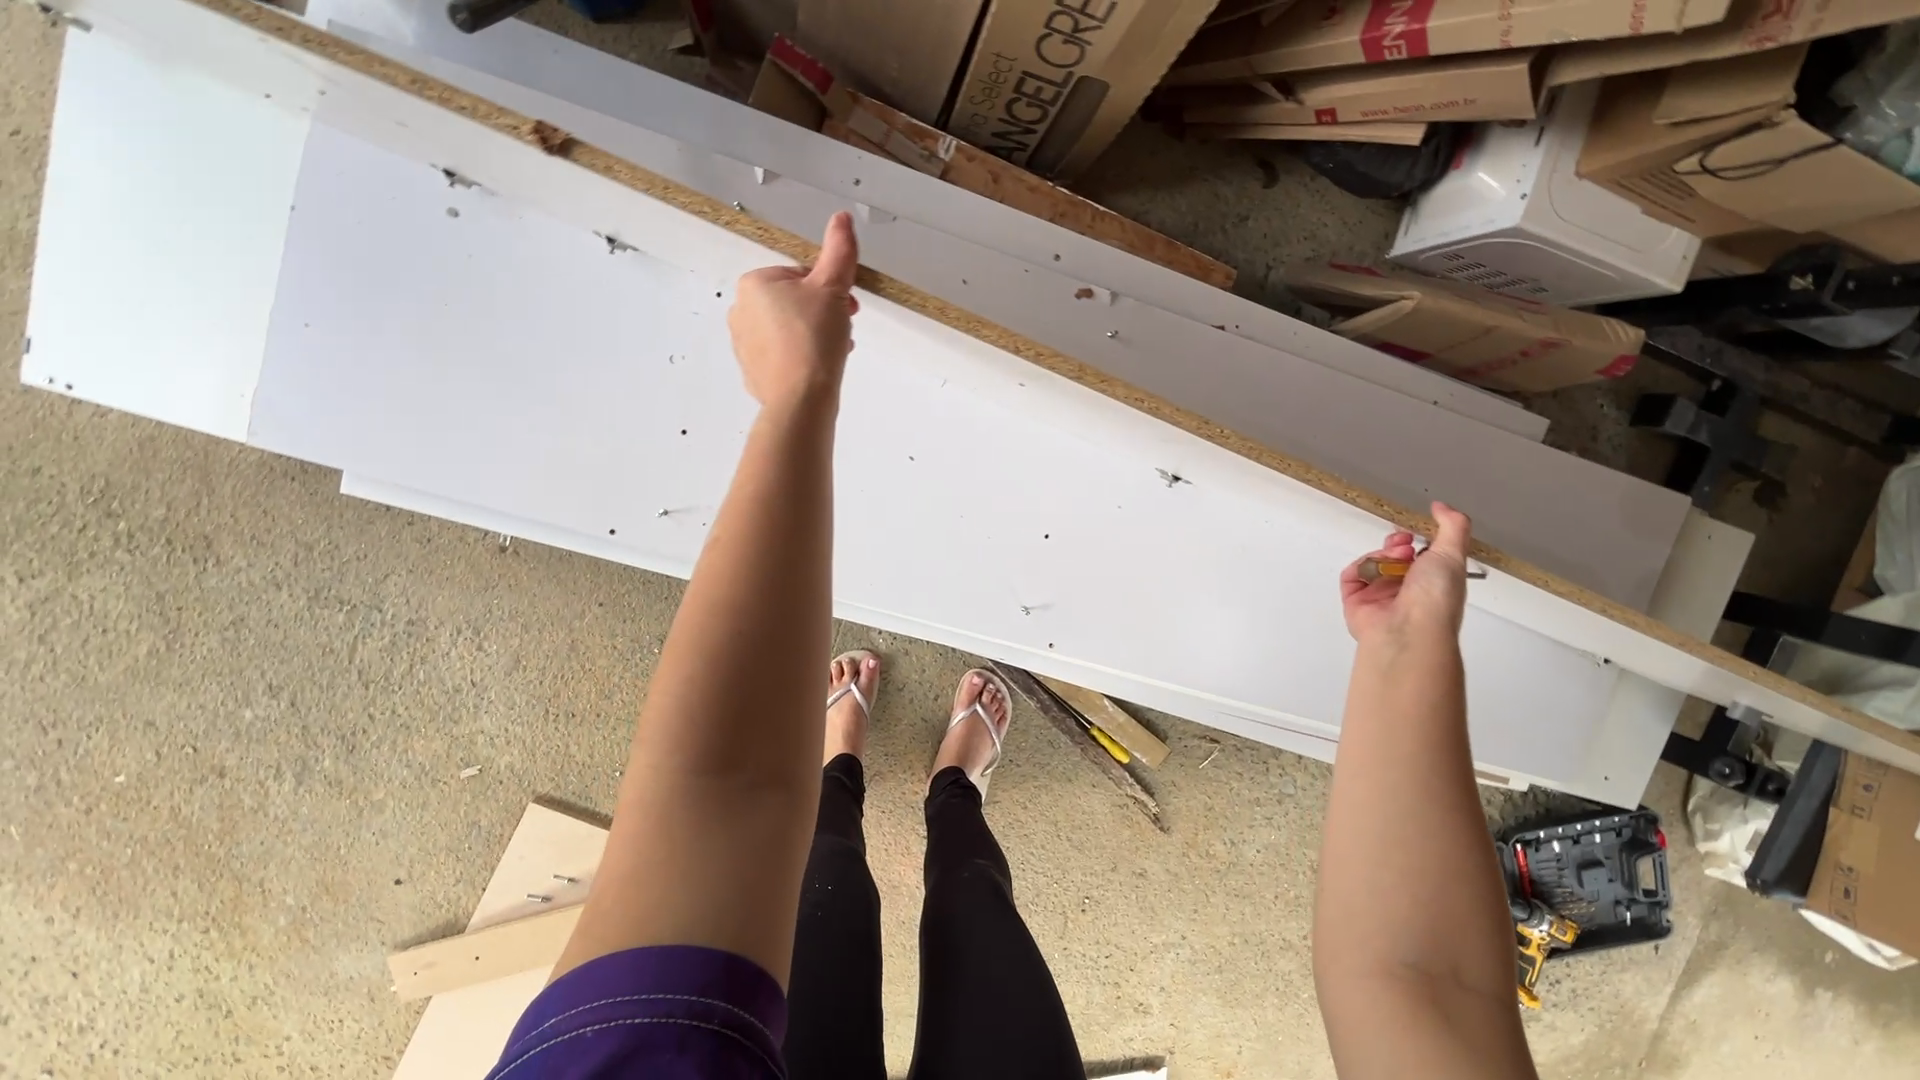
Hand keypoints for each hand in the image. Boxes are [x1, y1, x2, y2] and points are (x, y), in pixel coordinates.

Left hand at [727, 211, 860, 408]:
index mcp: (754, 284)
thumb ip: (839, 250)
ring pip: (788, 330)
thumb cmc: (814, 339)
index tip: (846, 305)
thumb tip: (841, 218)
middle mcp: (741, 311)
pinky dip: (802, 359)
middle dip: (822, 313)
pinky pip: (782, 357)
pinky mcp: (753, 374)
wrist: (801, 399)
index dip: (828, 288)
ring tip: (834, 350)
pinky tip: (819, 369)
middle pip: (793, 302)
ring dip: (815, 335)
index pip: (799, 275)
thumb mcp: (833, 288)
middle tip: (842, 328)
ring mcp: (743, 346)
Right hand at [1339, 501, 1472, 644]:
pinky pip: (1351, 576)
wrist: (1407, 628)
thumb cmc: (1435, 595)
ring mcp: (1380, 596)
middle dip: (1396, 545)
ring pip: (1373, 563)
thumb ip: (1452, 525)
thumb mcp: (1453, 554)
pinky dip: (1358, 568)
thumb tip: (1441, 506)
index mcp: (1432, 583)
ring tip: (1391, 560)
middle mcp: (1406, 590)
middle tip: (1402, 545)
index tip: (1415, 535)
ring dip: (1380, 555)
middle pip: (1395, 557)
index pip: (1421, 556)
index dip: (1417, 541)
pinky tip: (1370, 570)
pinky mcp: (1356, 601)